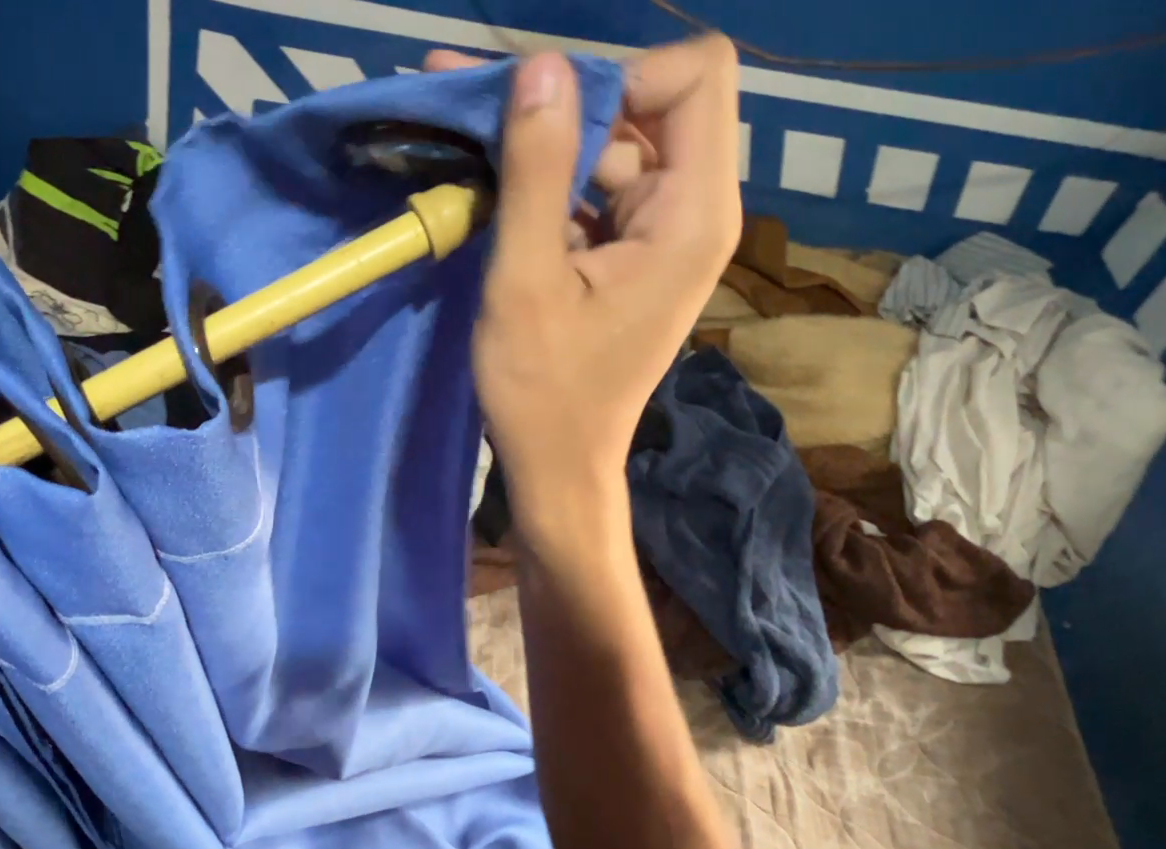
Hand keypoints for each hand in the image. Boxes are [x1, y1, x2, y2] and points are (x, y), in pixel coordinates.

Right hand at [430, 37, 741, 484]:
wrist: (557, 465)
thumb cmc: (543, 390)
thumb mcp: (526, 280)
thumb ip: (536, 171)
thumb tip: (540, 65)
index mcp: (692, 214)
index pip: (696, 76)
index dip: (620, 78)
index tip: (545, 122)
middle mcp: (693, 211)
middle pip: (649, 107)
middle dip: (566, 106)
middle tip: (478, 114)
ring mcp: (662, 233)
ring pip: (615, 147)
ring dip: (545, 148)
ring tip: (470, 158)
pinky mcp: (632, 254)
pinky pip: (597, 190)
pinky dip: (548, 187)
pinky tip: (493, 201)